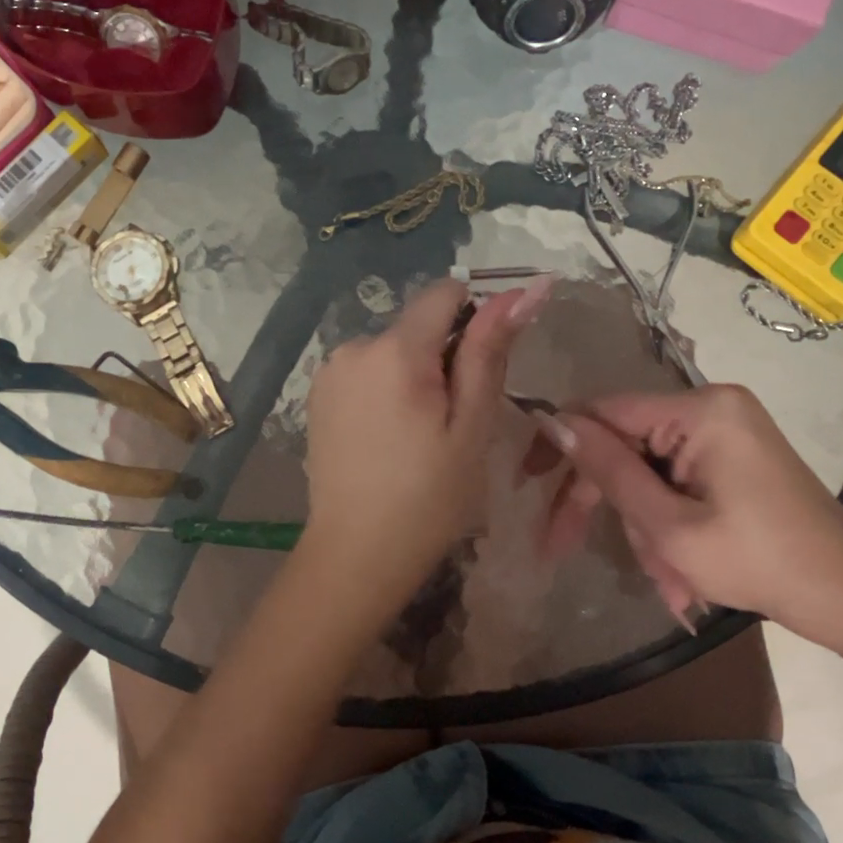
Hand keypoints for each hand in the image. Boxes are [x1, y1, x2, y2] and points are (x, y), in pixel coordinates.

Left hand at [302, 276, 550, 602]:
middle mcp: (354, 347)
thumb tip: (526, 288)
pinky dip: (383, 391)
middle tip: (452, 422)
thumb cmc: (428, 497)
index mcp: (395, 350)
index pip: (444, 293)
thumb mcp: (471, 426)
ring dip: (411, 376)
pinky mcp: (316, 397)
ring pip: (390, 351)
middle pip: (417, 326)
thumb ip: (490, 351)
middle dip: (442, 358)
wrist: (357, 554)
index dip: (475, 318)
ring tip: (418, 437)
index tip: (483, 367)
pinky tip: (387, 439)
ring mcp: (329, 372)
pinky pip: (365, 374)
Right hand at [534, 384, 842, 629]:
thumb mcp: (667, 524)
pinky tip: (678, 572)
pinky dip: (666, 522)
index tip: (526, 484)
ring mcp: (726, 431)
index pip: (605, 412)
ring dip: (641, 526)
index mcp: (701, 410)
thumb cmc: (757, 561)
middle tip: (559, 548)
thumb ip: (607, 469)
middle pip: (624, 443)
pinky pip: (675, 479)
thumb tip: (550, 421)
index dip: (560, 445)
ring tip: (665, 581)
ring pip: (646, 469)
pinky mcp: (734, 455)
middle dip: (599, 501)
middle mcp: (712, 407)